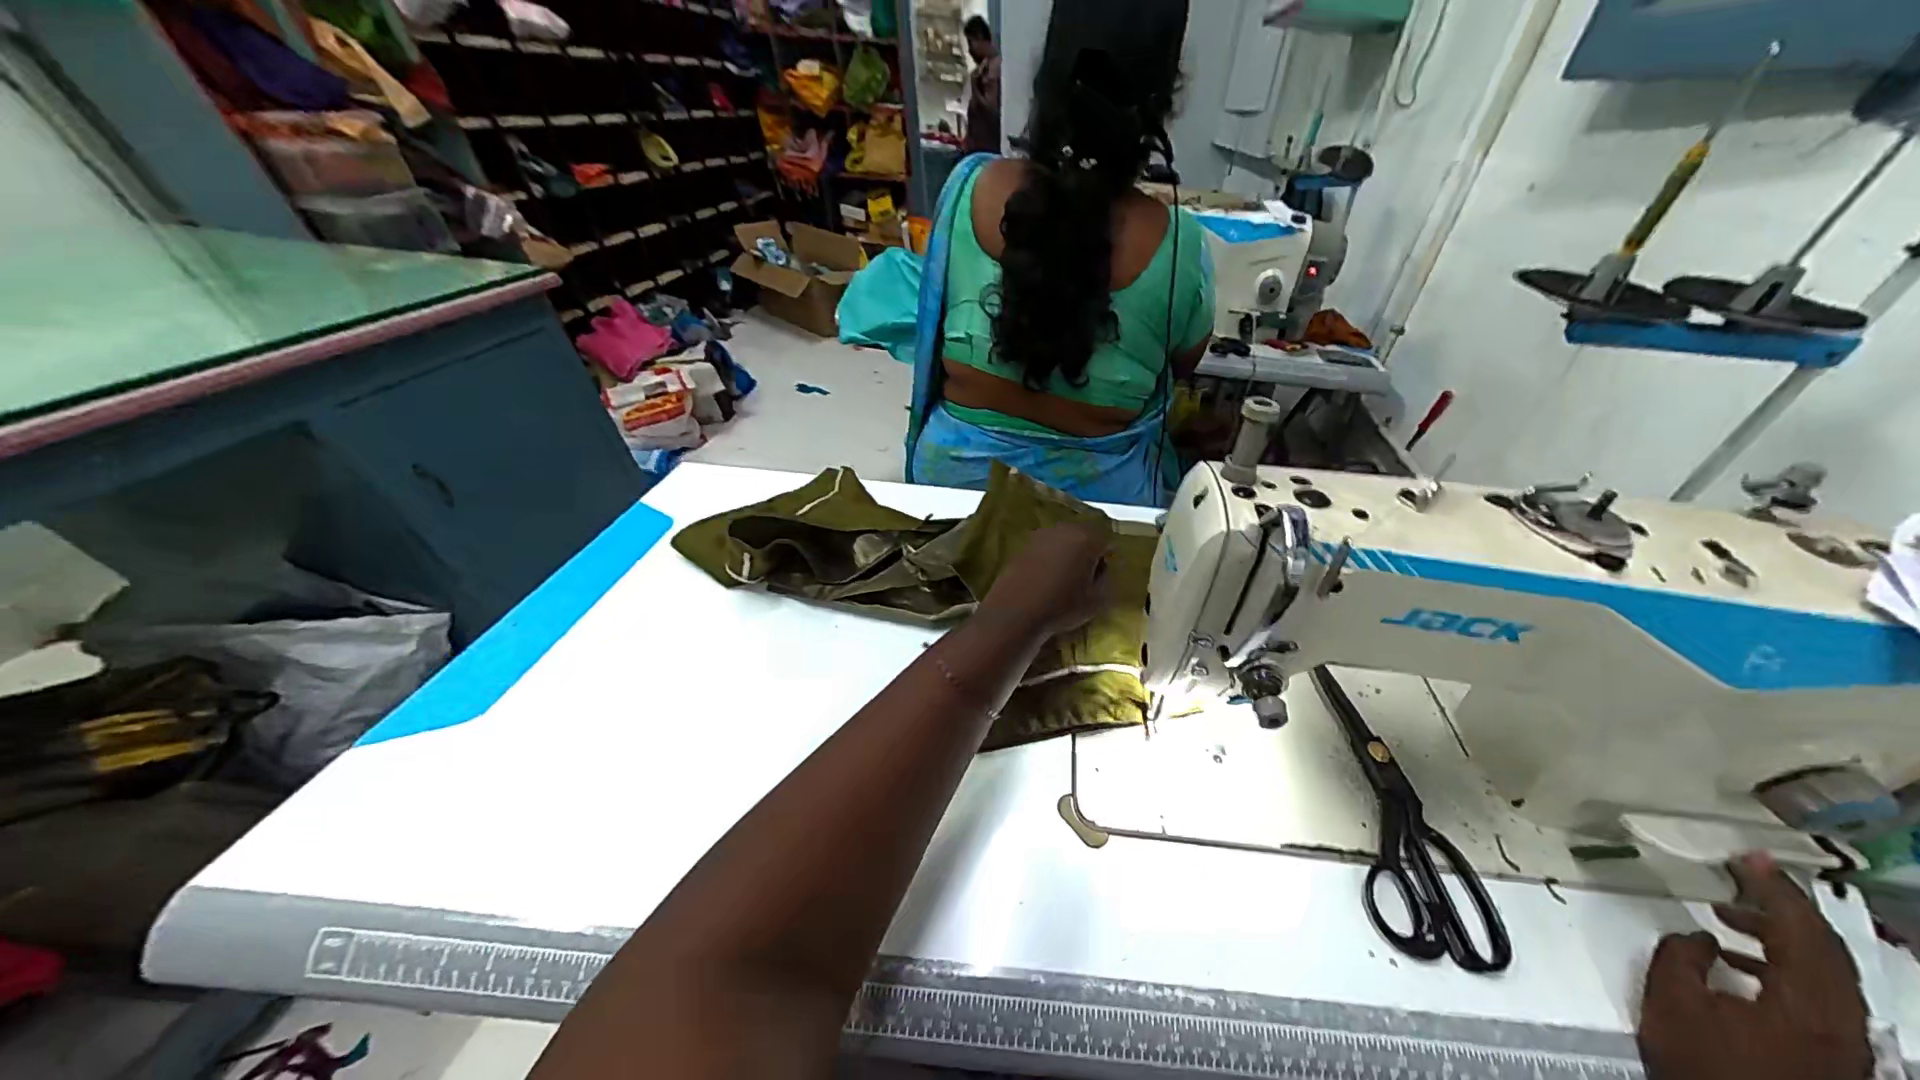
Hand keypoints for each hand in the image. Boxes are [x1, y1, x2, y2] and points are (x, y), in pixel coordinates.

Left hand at [978, 523, 1111, 638]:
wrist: (1015, 612)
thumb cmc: (1061, 606)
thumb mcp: (1096, 600)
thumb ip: (1105, 578)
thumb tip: (1101, 568)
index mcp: (1087, 539)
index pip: (1106, 542)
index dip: (1107, 558)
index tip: (1102, 575)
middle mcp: (1064, 529)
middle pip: (1083, 536)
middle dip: (1086, 551)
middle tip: (1084, 574)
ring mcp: (1040, 535)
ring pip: (1062, 540)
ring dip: (1066, 552)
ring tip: (1063, 576)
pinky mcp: (1023, 545)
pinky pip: (1044, 548)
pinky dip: (1048, 557)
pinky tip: (1045, 576)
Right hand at [1638, 852, 1871, 1079]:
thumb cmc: (1703, 1065)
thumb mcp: (1671, 1003)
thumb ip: (1680, 958)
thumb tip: (1698, 936)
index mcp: (1809, 1003)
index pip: (1799, 930)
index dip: (1773, 888)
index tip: (1747, 856)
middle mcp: (1843, 1019)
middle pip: (1824, 951)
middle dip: (1783, 907)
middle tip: (1744, 872)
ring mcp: (1844, 1041)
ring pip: (1824, 973)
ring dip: (1780, 936)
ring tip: (1729, 915)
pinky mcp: (1833, 1053)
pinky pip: (1818, 993)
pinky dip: (1783, 964)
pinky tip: (1739, 961)